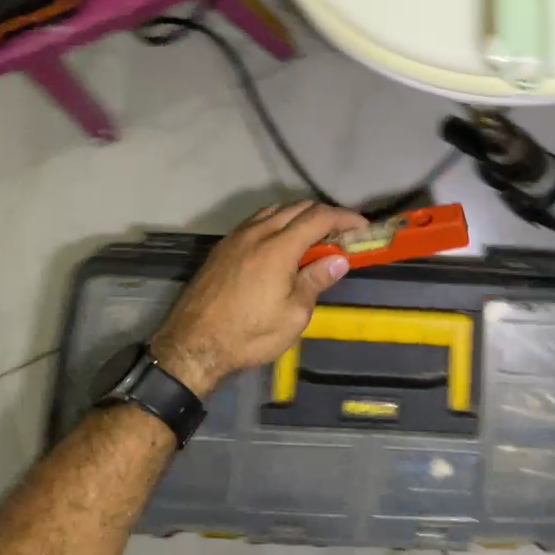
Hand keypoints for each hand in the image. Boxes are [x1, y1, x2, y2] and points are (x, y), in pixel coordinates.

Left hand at [150, 201, 365, 396]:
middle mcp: (258, 232)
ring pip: (275, 210)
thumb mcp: (293, 316)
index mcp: (279, 247)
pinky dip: (277, 222)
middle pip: (298, 207)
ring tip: (313, 237)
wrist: (191, 346)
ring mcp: (236, 237)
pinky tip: (280, 243)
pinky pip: (256, 221)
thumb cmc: (248, 335)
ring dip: (299, 216)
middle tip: (342, 234)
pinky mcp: (222, 247)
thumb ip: (316, 281)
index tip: (363, 226)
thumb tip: (339, 259)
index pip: (319, 217)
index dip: (345, 217)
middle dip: (324, 215)